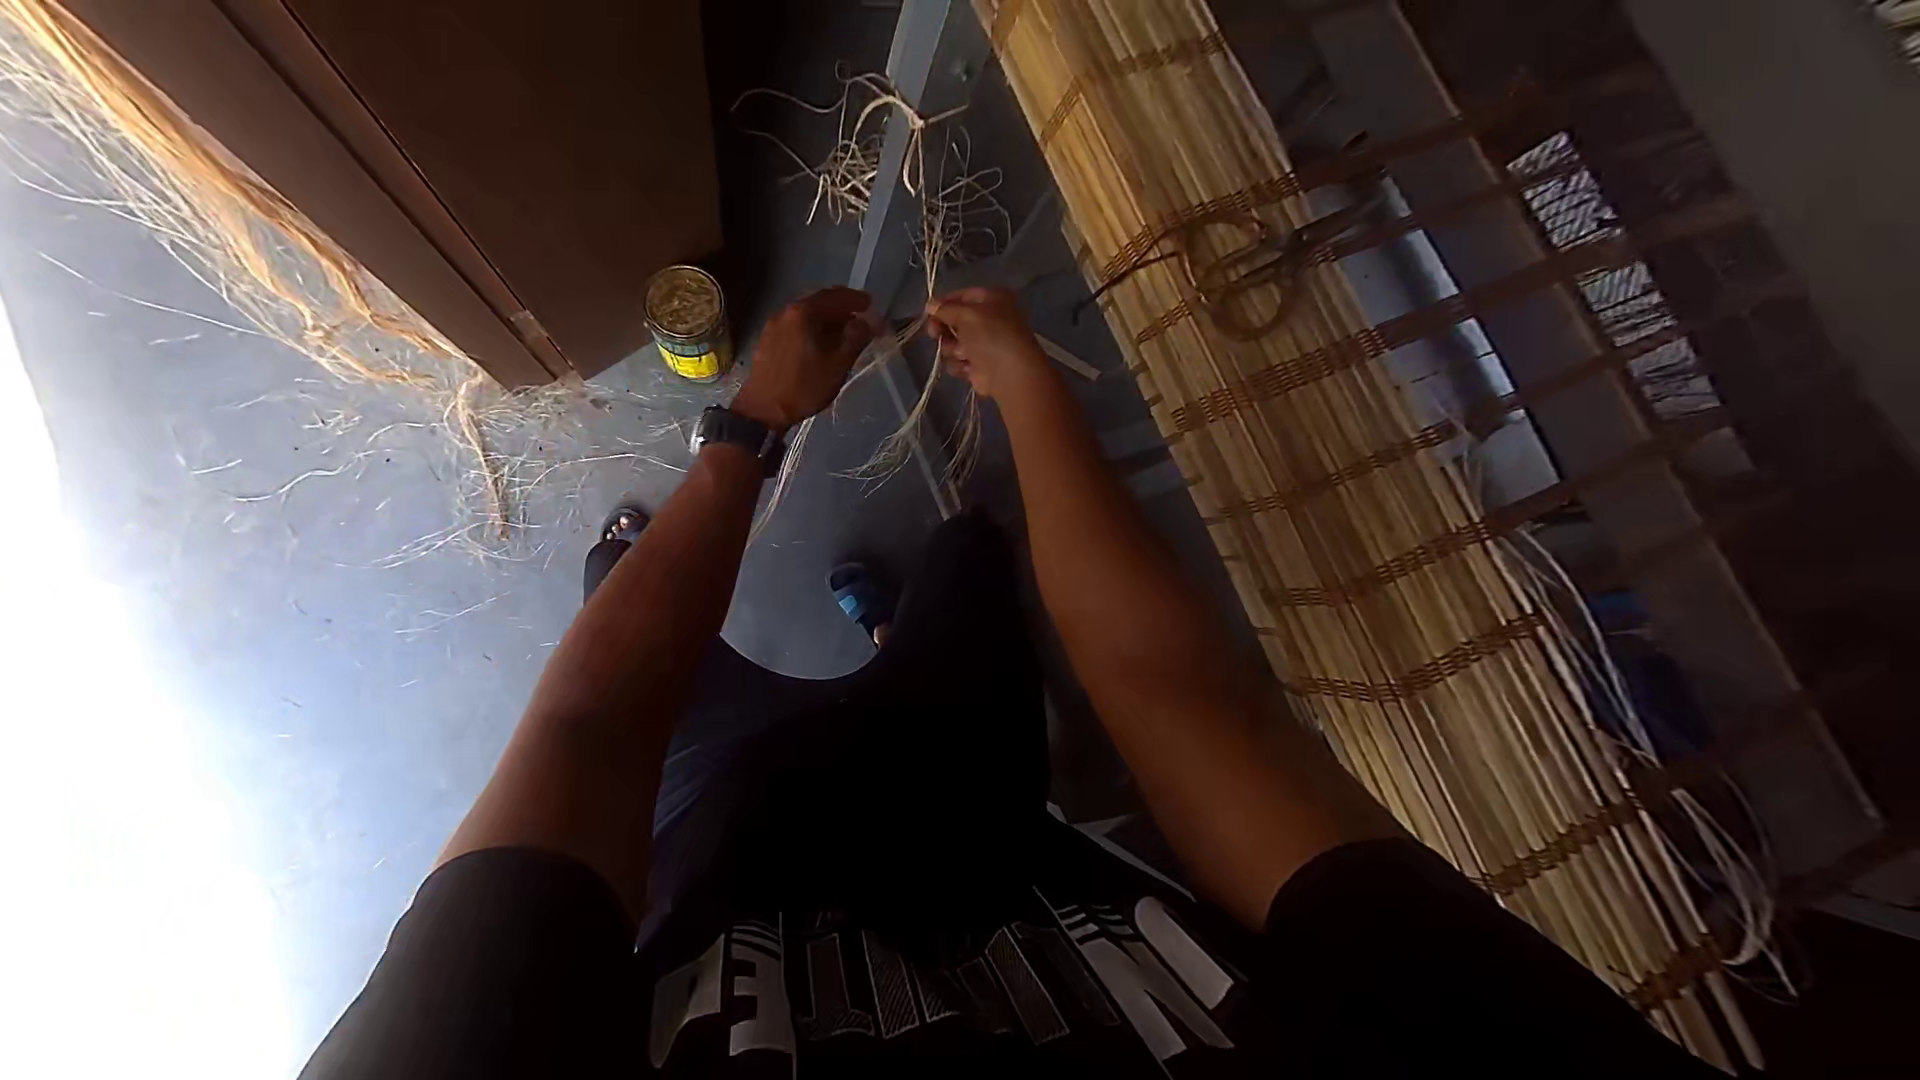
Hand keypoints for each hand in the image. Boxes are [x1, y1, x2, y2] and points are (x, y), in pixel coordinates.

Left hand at [733, 287, 875, 430]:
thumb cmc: (804, 387)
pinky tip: (821, 347)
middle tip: (860, 323)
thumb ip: (856, 338)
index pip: (836, 296)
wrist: (763, 410)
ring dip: (828, 323)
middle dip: (842, 312)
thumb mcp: (838, 365)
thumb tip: (870, 322)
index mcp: (804, 312)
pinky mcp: (768, 341)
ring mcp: (774, 326)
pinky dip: (813, 331)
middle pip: (819, 303)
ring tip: (843, 338)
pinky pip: (797, 328)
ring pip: (807, 317)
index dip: (856, 300)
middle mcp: (786, 312)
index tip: (871, 305)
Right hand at [924, 287, 1052, 400]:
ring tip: (963, 353)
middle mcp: (988, 320)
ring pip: (952, 344)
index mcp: (992, 300)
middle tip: (935, 333)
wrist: (1010, 373)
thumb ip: (945, 309)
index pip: (961, 296)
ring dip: (952, 349)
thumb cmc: (991, 336)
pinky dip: (960, 365)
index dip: (943, 304)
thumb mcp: (966, 314)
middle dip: (943, 328)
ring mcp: (983, 345)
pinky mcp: (979, 366)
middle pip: (954, 321)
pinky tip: (969, 367)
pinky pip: (958, 362)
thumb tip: (930, 305)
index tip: (928, 312)